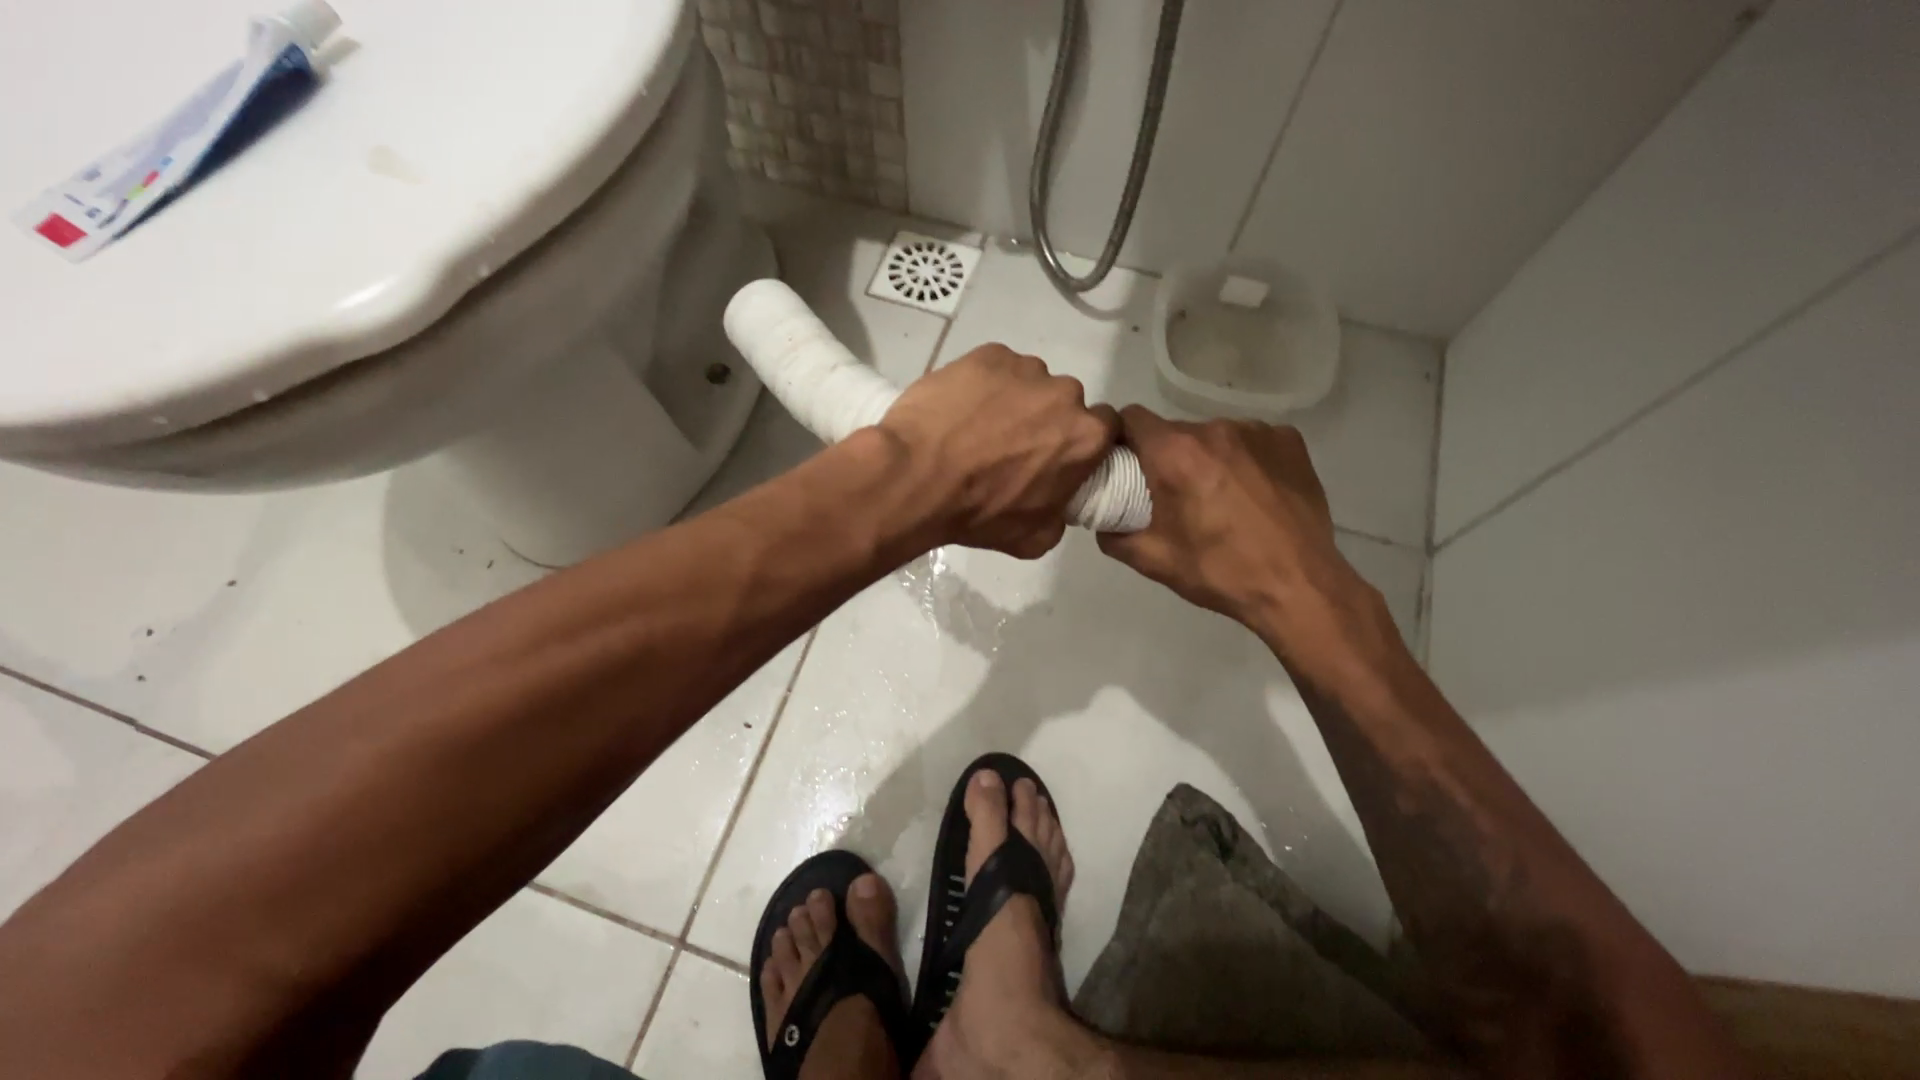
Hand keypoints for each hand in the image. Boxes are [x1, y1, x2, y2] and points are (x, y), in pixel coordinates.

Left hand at [878, 345, 1117, 558]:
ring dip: (1014, 400)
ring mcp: (1024, 369)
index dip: (1082, 442)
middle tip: (1009, 446)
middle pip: (1065, 403)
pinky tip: (959, 408)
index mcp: (1086, 437)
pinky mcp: (987, 354)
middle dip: (1045, 421)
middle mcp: (1064, 394)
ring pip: (1030, 382)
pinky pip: (996, 368)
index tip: (1058, 455)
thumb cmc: (978, 514)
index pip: (1105, 428)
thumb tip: (1057, 502)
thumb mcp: (1034, 539)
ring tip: (976, 426)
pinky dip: (984, 384)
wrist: (915, 477)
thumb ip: (1060, 513)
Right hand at [1097, 407, 1368, 638]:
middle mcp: (1214, 430)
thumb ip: (1114, 534)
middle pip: (1175, 430)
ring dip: (1208, 458)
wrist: (1296, 585)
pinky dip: (1244, 459)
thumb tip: (1103, 520)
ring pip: (1214, 436)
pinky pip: (1252, 441)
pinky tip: (1253, 492)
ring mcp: (1257, 431)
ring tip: (1220, 497)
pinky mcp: (1289, 441)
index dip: (1123, 438)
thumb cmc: (1219, 572)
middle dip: (1168, 456)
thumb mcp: (1153, 560)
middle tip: (1175, 495)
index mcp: (1174, 454)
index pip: (1132, 418)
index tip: (1126, 465)